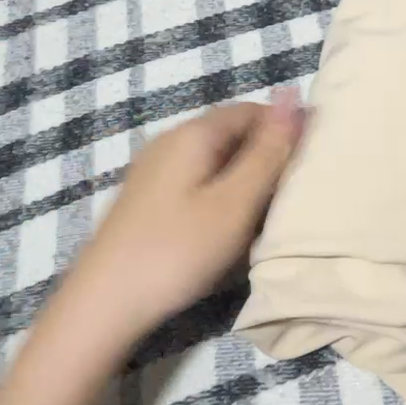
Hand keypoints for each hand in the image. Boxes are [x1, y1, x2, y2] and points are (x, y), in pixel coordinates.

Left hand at [77, 93, 306, 327]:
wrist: (99, 309)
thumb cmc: (176, 251)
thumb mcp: (235, 203)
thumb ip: (268, 151)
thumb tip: (294, 95)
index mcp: (195, 133)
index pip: (253, 110)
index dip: (284, 130)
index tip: (306, 164)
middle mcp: (171, 139)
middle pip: (232, 133)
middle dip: (263, 156)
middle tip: (287, 194)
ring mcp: (153, 169)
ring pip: (214, 159)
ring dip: (242, 179)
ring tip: (260, 215)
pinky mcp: (144, 198)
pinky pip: (195, 180)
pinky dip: (218, 194)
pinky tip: (222, 228)